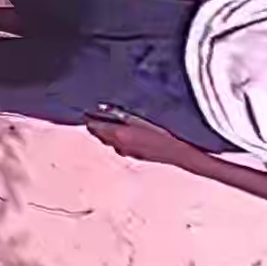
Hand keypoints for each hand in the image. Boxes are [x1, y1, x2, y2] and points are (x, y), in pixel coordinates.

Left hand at [85, 106, 201, 166]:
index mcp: (118, 134)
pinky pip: (116, 147)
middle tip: (95, 117)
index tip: (86, 112)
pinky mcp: (132, 156)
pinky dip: (114, 140)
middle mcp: (118, 144)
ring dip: (103, 133)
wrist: (180, 154)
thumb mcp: (140, 120)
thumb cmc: (162, 134)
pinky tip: (121, 135)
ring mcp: (124, 152)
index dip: (88, 118)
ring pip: (105, 141)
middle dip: (94, 125)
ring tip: (107, 125)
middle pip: (96, 133)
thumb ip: (120, 115)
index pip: (92, 125)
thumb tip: (103, 109)